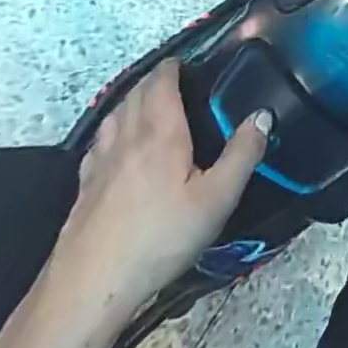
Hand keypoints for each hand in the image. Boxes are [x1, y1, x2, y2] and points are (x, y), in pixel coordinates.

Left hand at [48, 61, 269, 317]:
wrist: (91, 285)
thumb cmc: (161, 237)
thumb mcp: (217, 198)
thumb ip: (242, 154)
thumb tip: (262, 115)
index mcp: (160, 135)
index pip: (160, 85)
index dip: (172, 68)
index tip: (184, 61)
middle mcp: (127, 139)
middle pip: (135, 95)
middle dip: (153, 79)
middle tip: (173, 77)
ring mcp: (100, 162)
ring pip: (114, 114)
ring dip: (131, 98)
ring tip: (146, 100)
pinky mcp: (85, 186)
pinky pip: (99, 140)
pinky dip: (112, 127)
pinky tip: (115, 141)